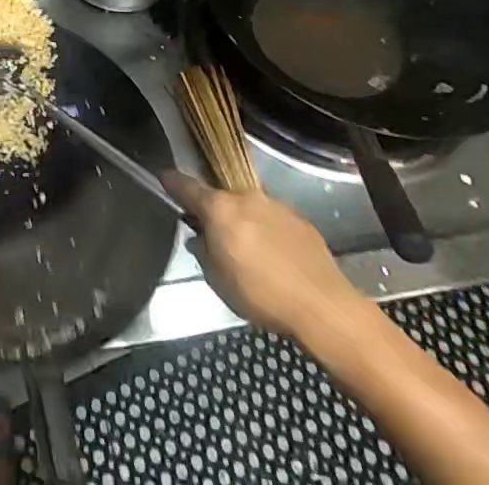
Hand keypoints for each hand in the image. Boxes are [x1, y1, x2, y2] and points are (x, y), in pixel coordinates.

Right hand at [161, 170, 368, 338]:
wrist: (324, 309)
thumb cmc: (260, 294)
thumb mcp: (216, 278)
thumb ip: (203, 251)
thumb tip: (201, 239)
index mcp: (219, 208)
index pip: (186, 186)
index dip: (172, 183)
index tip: (164, 179)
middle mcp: (247, 198)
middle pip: (220, 197)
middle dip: (214, 211)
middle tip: (213, 234)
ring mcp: (277, 207)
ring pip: (248, 208)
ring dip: (242, 221)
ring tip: (248, 250)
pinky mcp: (301, 222)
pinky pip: (272, 220)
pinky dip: (266, 230)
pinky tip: (274, 256)